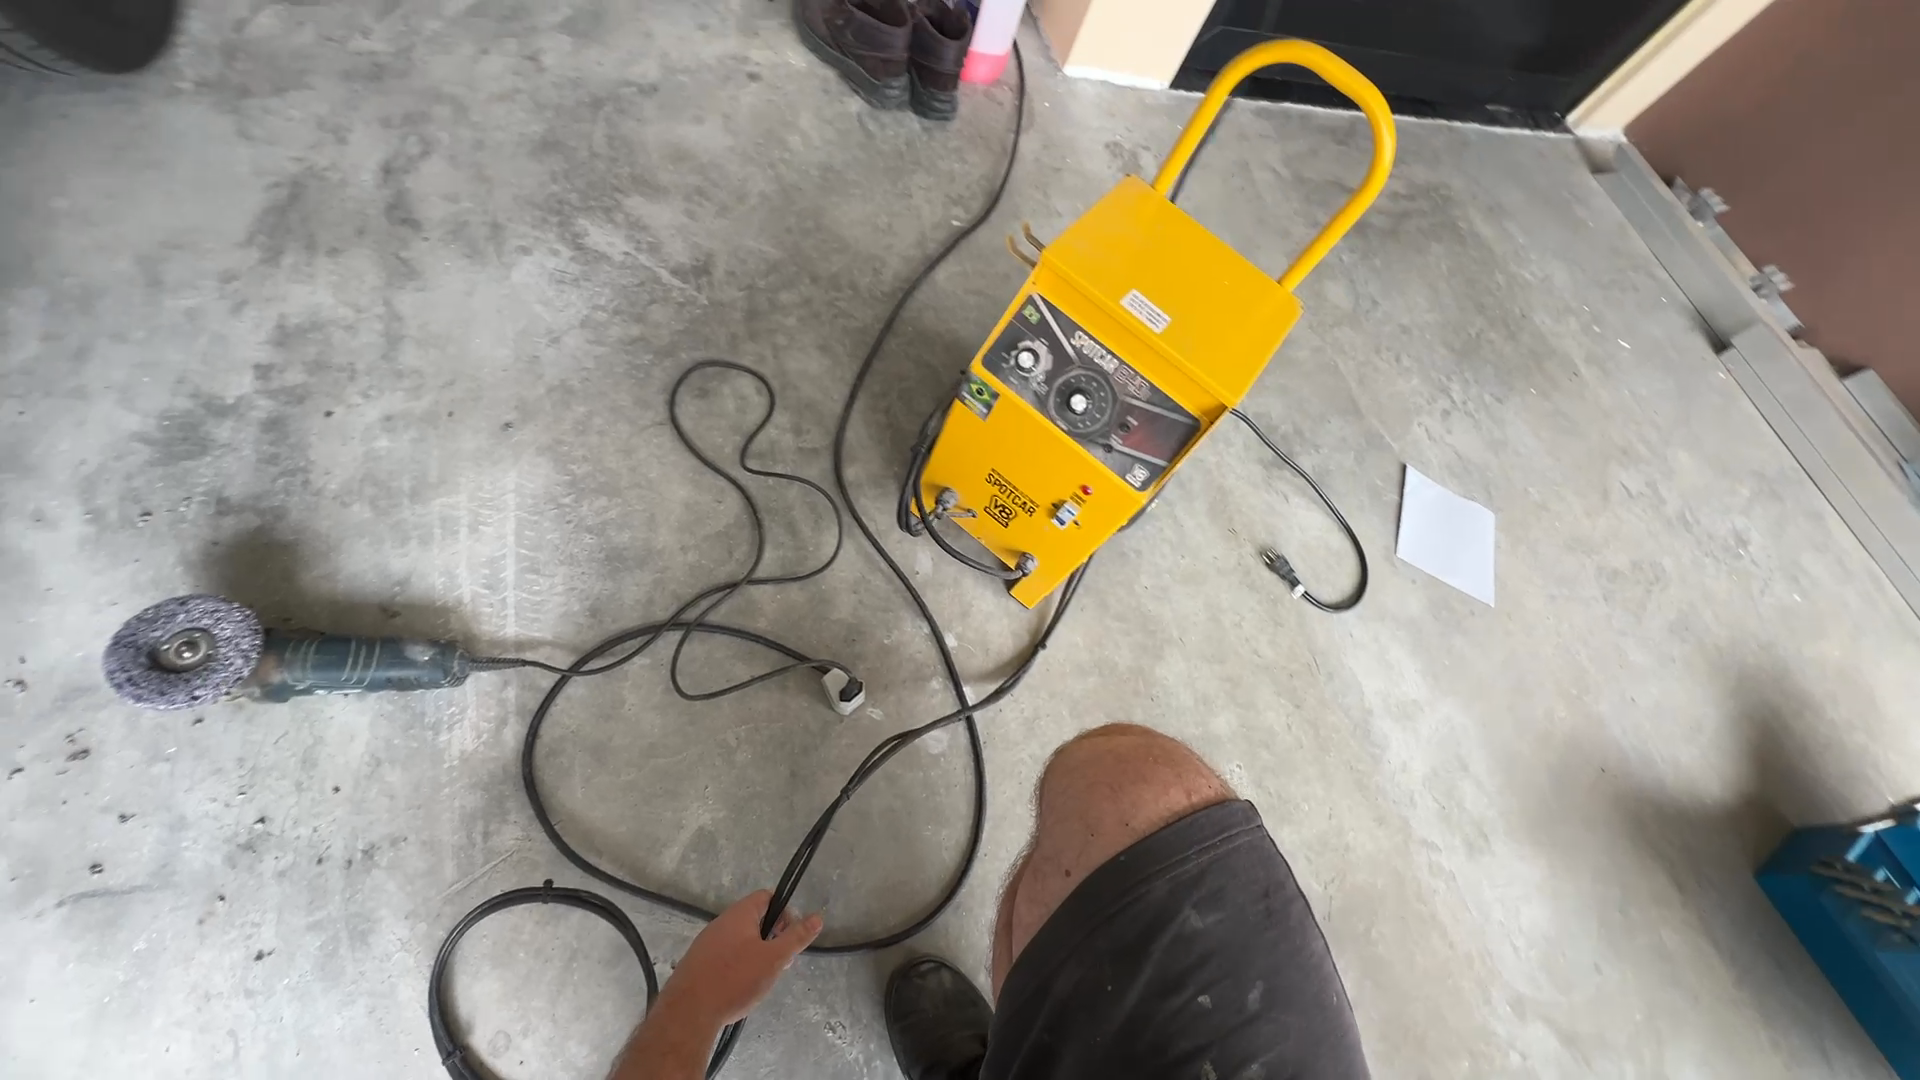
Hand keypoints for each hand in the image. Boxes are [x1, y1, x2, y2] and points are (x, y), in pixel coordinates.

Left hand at [660, 890, 823, 1025]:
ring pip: (740, 941)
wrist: (687, 1014)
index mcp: (740, 914)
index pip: (768, 897)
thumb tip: (817, 918)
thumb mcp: (774, 959)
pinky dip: (736, 967)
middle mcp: (721, 922)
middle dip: (771, 939)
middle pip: (755, 920)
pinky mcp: (696, 964)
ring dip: (755, 955)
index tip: (788, 938)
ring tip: (759, 980)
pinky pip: (724, 957)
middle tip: (777, 964)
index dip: (784, 913)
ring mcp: (706, 943)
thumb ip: (796, 937)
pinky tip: (738, 989)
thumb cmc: (735, 980)